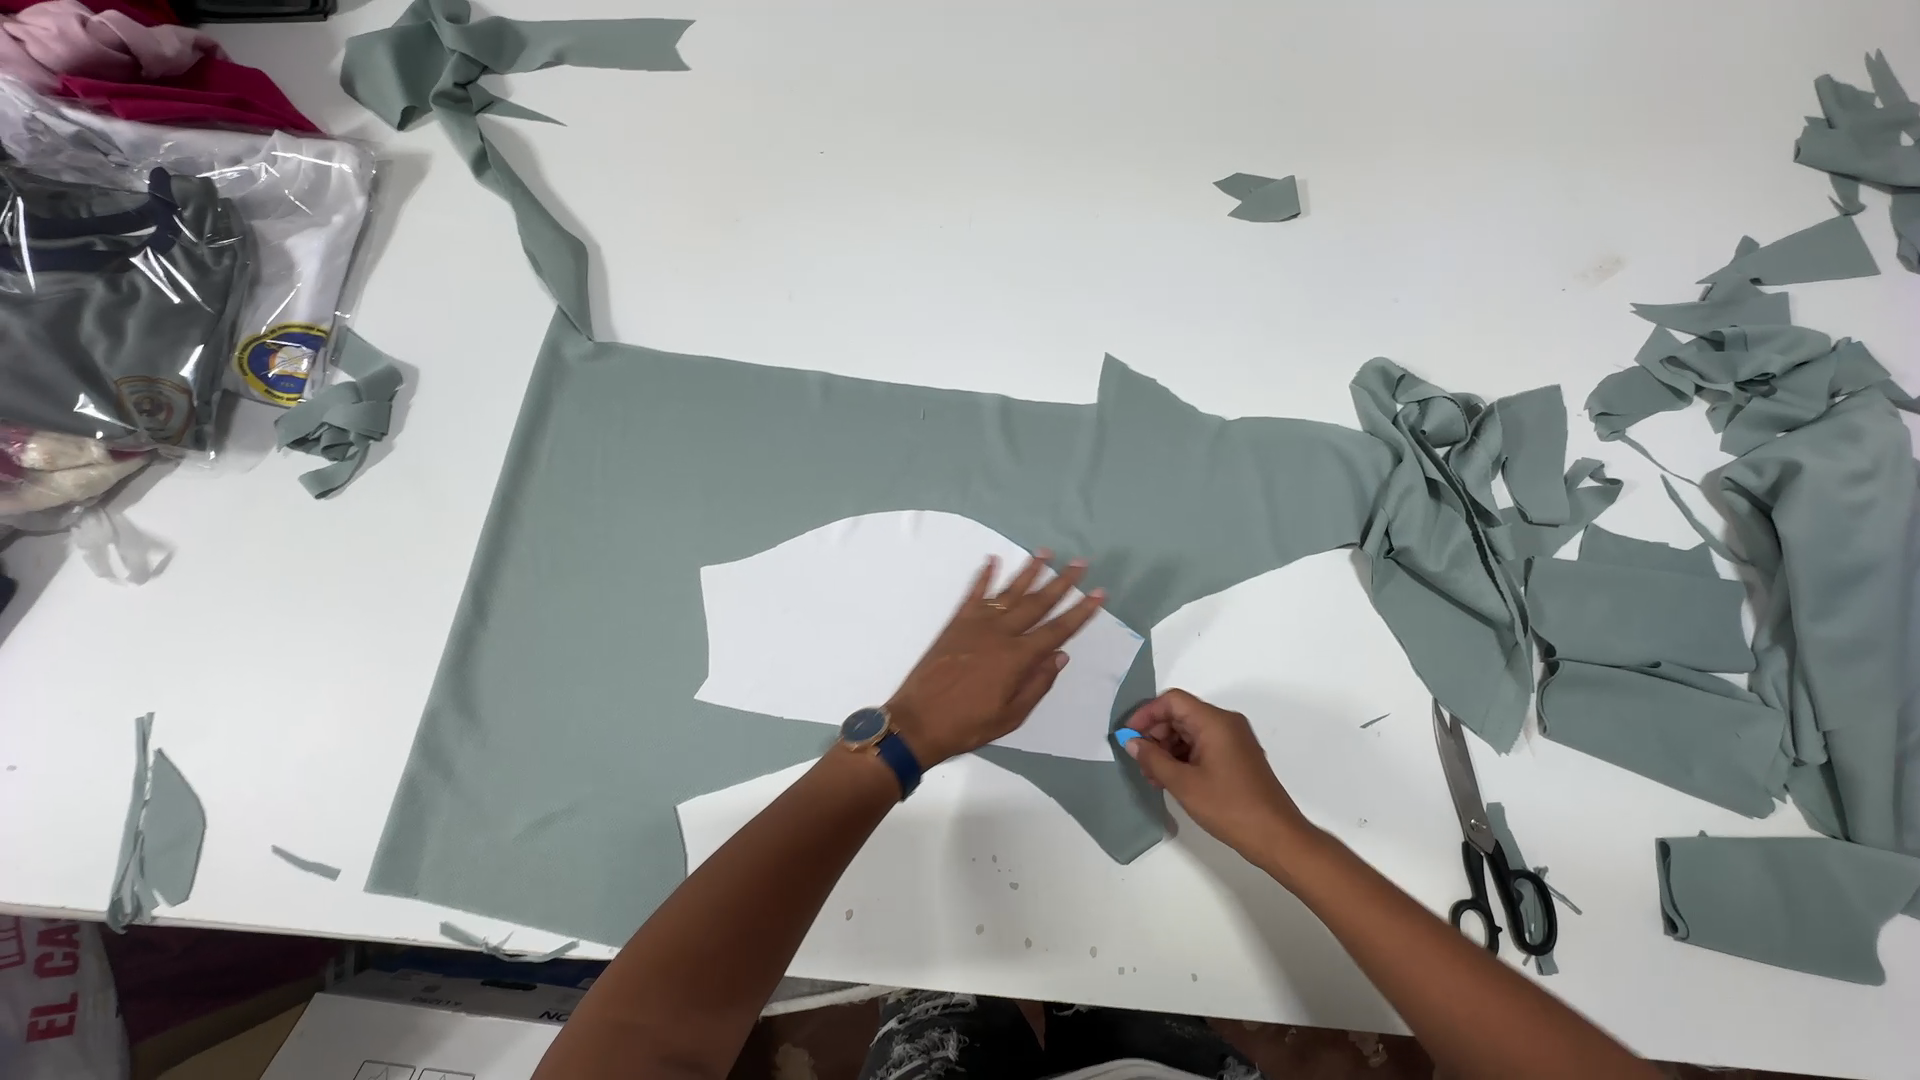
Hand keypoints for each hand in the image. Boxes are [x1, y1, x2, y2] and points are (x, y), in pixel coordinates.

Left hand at [886, 550, 1105, 766]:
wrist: (917, 721)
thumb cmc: (968, 724)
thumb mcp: (1012, 715)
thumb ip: (1038, 683)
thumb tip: (1061, 655)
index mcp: (1018, 657)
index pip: (1058, 629)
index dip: (1081, 611)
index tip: (1100, 593)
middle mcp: (1000, 633)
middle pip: (1038, 602)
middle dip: (1062, 582)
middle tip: (1081, 563)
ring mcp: (976, 624)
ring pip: (1008, 591)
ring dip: (1029, 571)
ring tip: (1046, 552)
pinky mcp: (955, 623)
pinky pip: (972, 594)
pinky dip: (983, 576)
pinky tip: (992, 560)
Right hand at [1122, 690, 1310, 858]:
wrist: (1276, 837)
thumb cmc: (1228, 807)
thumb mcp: (1183, 784)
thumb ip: (1153, 759)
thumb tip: (1132, 742)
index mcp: (1215, 722)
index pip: (1172, 701)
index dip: (1146, 714)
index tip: (1127, 736)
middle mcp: (1226, 723)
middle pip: (1181, 715)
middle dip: (1155, 735)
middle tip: (1139, 761)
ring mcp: (1234, 740)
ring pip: (1189, 732)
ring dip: (1167, 749)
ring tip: (1153, 777)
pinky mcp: (1236, 756)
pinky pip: (1202, 746)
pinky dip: (1183, 757)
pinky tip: (1171, 779)